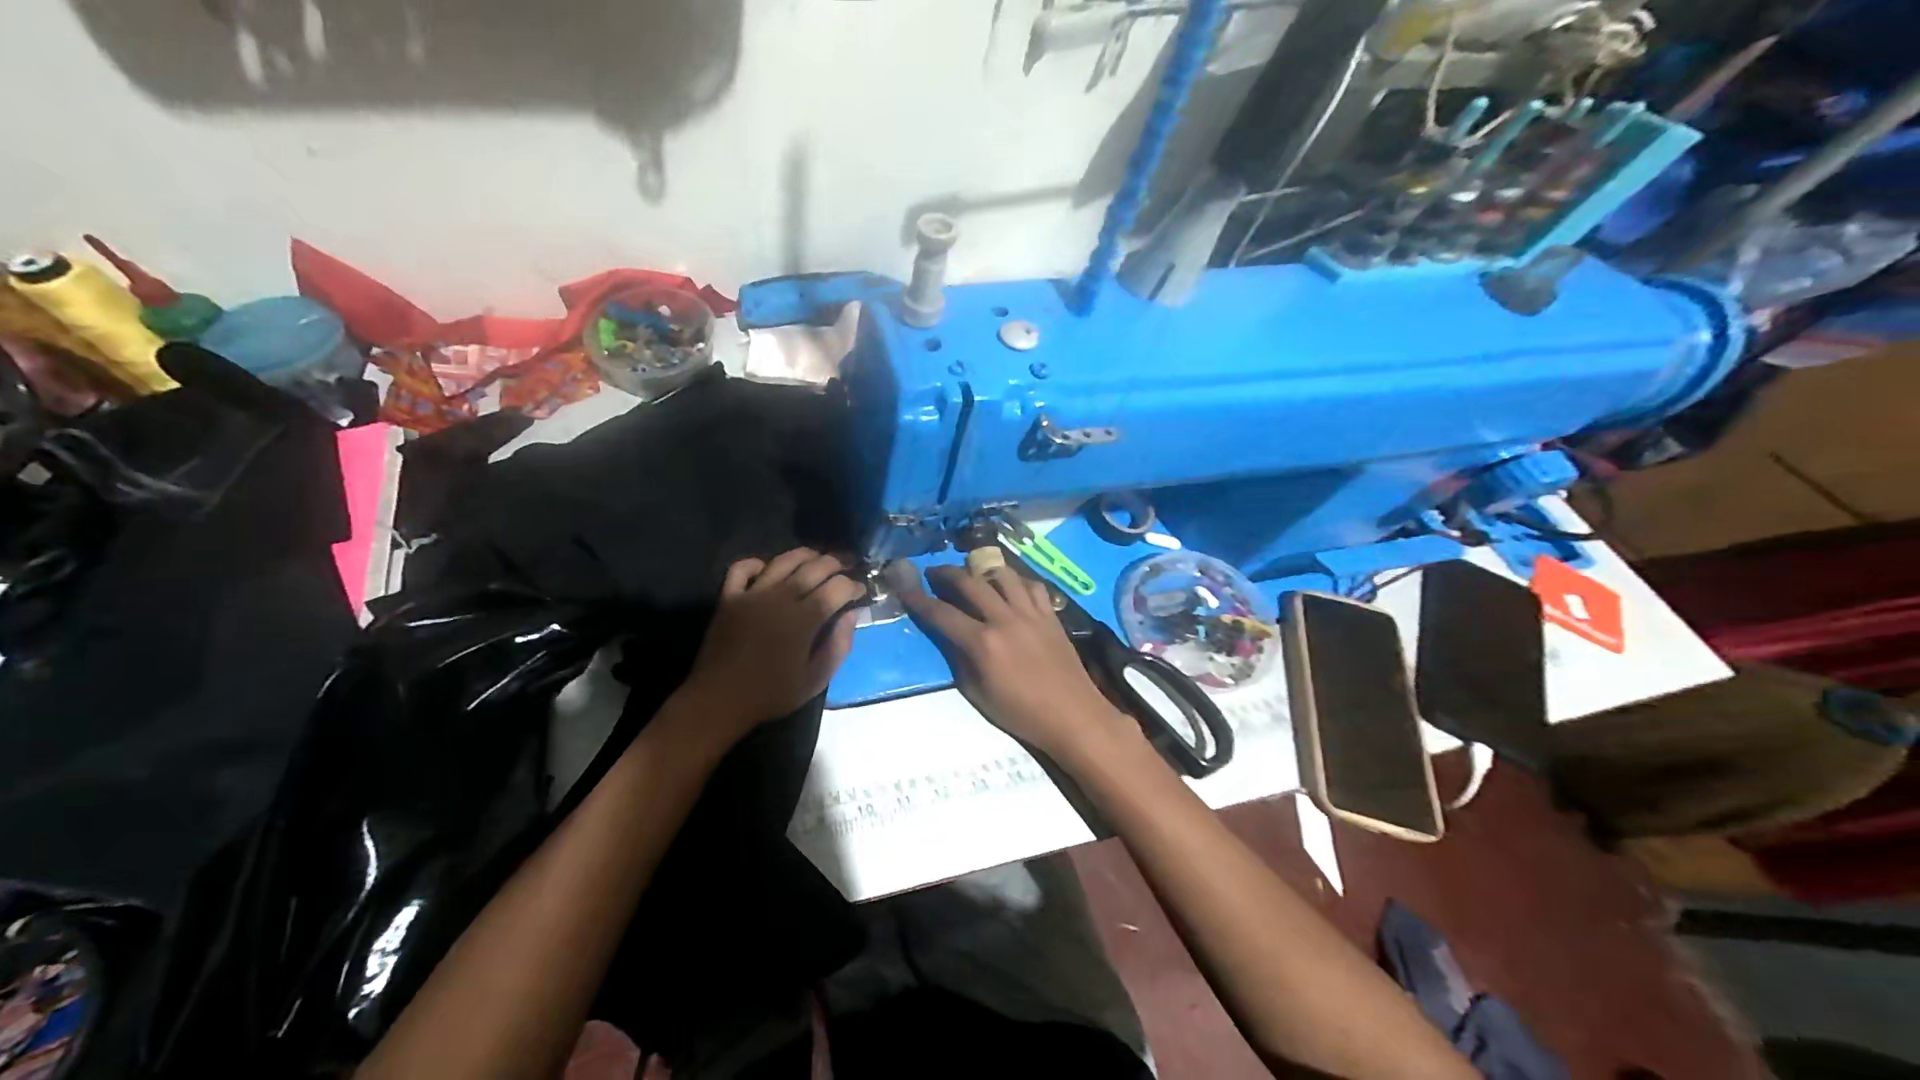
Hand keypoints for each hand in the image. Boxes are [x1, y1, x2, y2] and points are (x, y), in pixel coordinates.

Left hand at [676, 548, 864, 743]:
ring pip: (783, 560)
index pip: (838, 587)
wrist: (719, 700)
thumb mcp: (815, 680)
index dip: (854, 586)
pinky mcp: (729, 598)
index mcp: (803, 620)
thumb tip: (850, 616)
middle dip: (836, 564)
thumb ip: (838, 646)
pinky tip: (767, 568)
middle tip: (846, 569)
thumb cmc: (771, 694)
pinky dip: (756, 562)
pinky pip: (741, 568)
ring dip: (805, 555)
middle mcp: (780, 598)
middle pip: (814, 567)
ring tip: (817, 559)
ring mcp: (752, 594)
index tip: (860, 592)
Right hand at [888, 561, 1136, 760]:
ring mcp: (1031, 613)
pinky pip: (1031, 585)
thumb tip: (949, 635)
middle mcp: (1005, 619)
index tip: (903, 585)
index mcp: (983, 643)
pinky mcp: (1050, 614)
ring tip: (972, 574)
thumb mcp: (977, 693)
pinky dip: (1016, 581)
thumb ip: (960, 659)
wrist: (1072, 715)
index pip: (941, 613)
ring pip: (1002, 574)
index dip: (917, 598)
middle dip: (946, 574)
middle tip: (934, 573)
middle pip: (969, 582)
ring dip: (981, 570)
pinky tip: (1010, 587)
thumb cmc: (1020, 713)